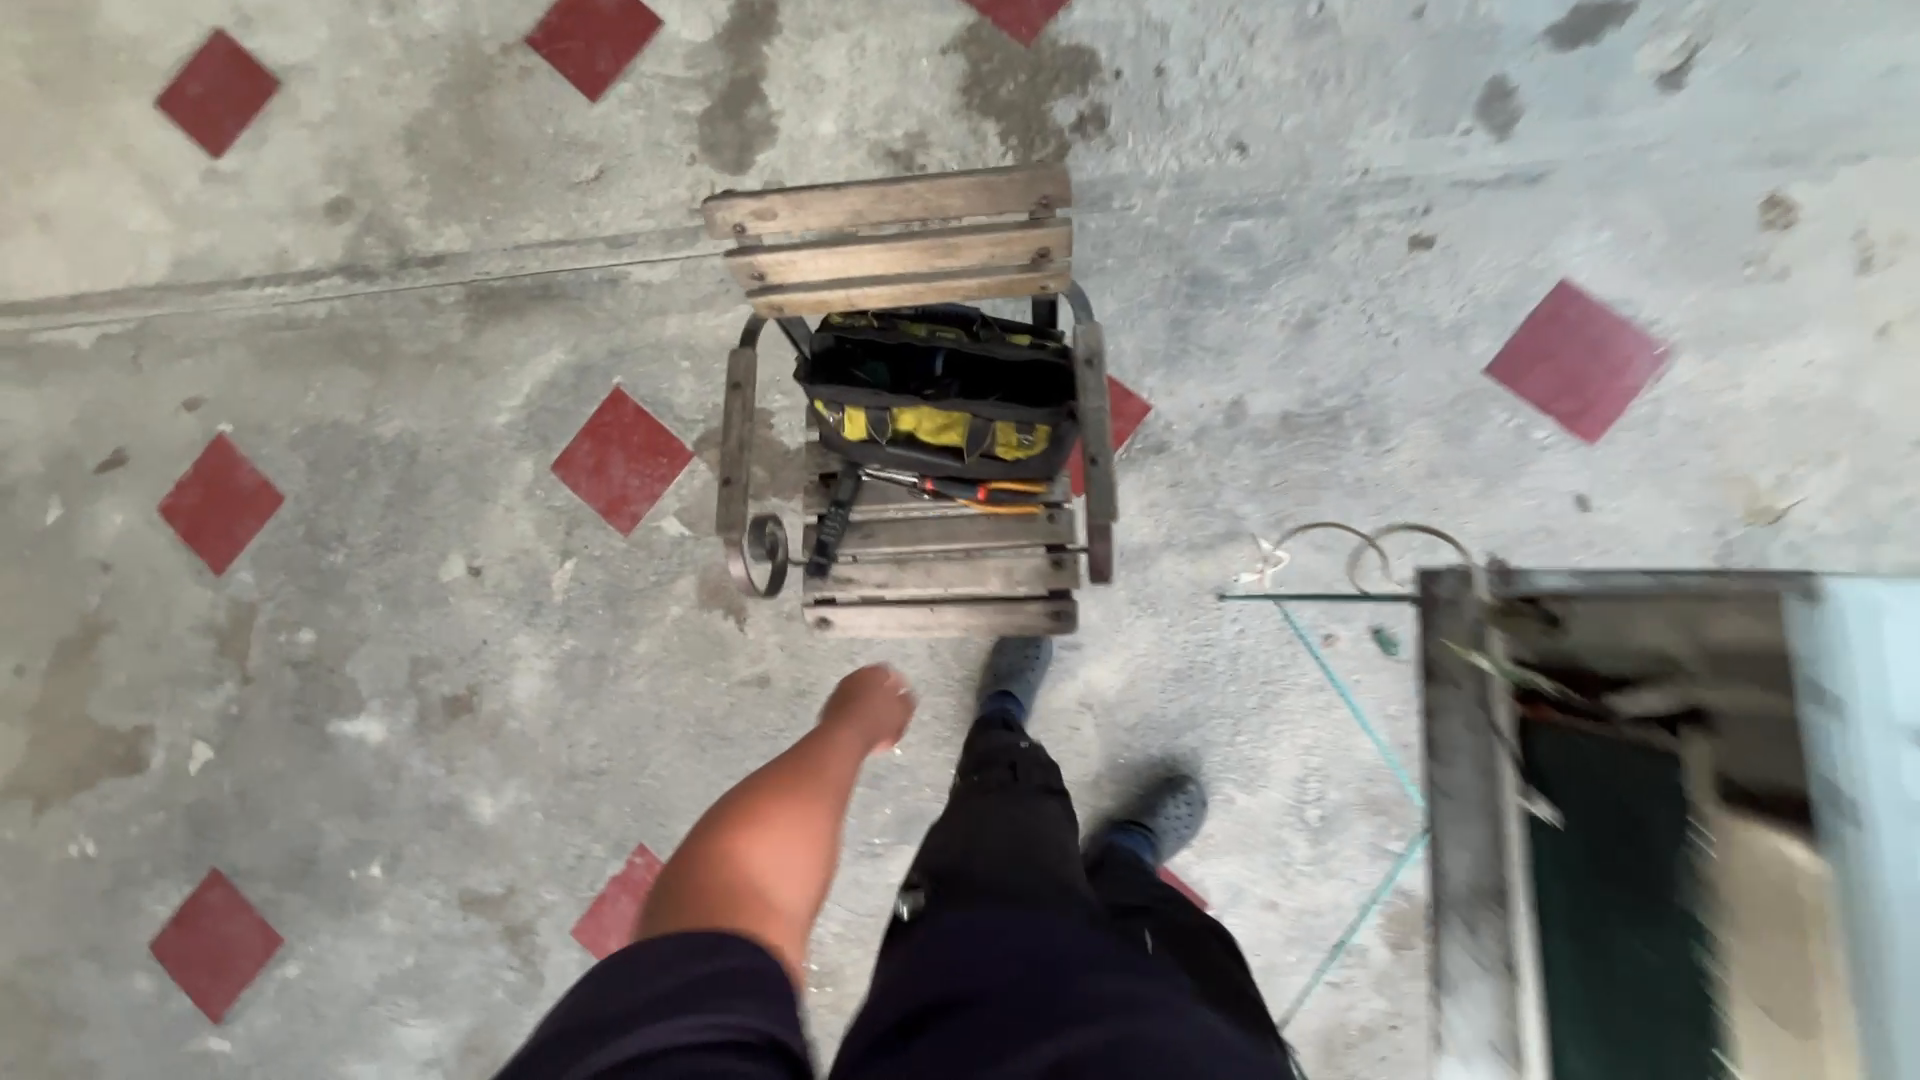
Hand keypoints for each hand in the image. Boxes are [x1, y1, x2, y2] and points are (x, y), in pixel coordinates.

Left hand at [818, 664, 915, 753]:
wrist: (842, 738)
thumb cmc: (877, 721)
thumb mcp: (902, 712)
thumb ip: (907, 702)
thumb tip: (907, 697)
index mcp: (874, 672)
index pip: (890, 673)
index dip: (899, 688)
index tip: (903, 702)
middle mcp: (855, 676)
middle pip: (874, 686)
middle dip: (883, 699)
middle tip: (892, 715)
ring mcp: (839, 691)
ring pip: (860, 699)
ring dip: (869, 710)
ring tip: (879, 728)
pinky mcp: (829, 708)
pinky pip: (849, 711)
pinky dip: (857, 718)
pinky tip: (863, 733)